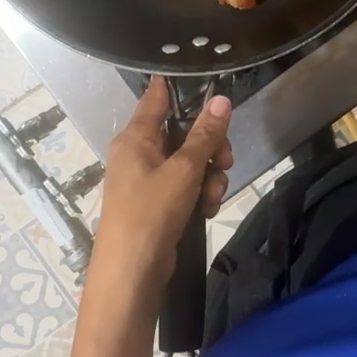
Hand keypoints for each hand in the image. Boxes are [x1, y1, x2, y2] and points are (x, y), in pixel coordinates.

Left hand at [91, 77, 233, 289]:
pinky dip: (201, 194)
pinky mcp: (158, 203)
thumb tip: (221, 100)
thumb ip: (205, 134)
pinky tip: (208, 209)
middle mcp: (140, 153)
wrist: (131, 274)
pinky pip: (187, 185)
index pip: (157, 97)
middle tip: (225, 161)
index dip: (181, 87)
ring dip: (210, 175)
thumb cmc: (151, 213)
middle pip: (184, 132)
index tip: (210, 83)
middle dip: (210, 147)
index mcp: (136, 138)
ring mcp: (148, 179)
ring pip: (191, 161)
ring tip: (213, 196)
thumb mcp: (184, 170)